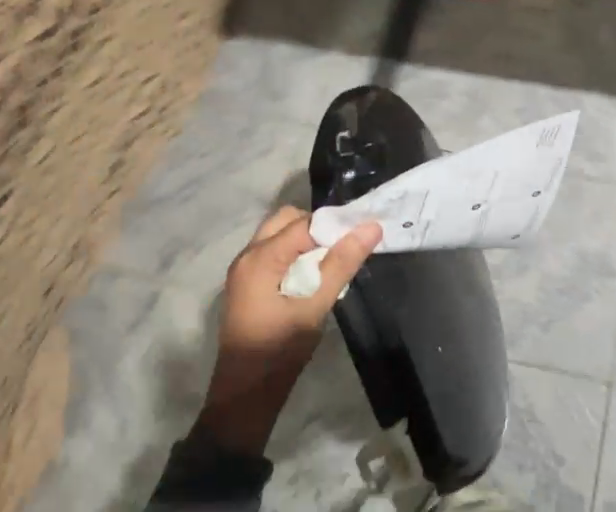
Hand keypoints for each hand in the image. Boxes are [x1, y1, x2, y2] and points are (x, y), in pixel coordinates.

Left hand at [197, 206, 382, 455]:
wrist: (245, 395)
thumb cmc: (280, 351)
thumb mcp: (315, 306)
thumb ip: (342, 263)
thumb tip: (371, 227)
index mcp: (260, 258)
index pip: (305, 223)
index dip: (335, 224)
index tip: (364, 231)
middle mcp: (247, 255)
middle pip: (288, 220)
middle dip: (319, 227)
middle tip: (346, 244)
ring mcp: (244, 270)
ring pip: (280, 235)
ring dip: (307, 240)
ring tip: (335, 258)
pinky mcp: (247, 284)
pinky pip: (274, 252)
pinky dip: (296, 253)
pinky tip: (315, 273)